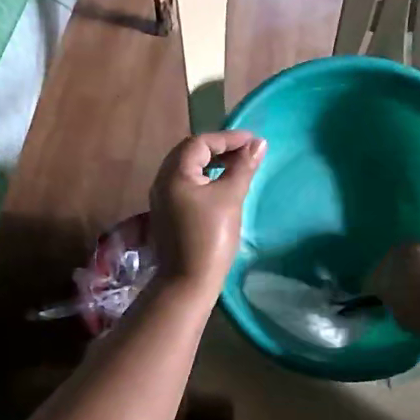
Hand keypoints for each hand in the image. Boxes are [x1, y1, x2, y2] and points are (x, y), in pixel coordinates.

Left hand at [149, 131, 265, 293]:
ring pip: (186, 169)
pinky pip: (184, 185)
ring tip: (236, 167)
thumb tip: (258, 144)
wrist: (188, 281)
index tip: (253, 142)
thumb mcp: (230, 197)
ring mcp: (161, 198)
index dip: (228, 138)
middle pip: (189, 152)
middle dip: (218, 148)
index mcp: (174, 173)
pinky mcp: (166, 213)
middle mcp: (161, 180)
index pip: (200, 143)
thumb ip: (243, 167)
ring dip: (211, 163)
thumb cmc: (211, 236)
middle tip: (245, 152)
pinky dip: (203, 178)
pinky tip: (219, 186)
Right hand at [369, 224, 419, 338]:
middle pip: (390, 260)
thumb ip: (395, 302)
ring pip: (411, 248)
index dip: (379, 290)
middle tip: (405, 288)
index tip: (386, 299)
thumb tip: (397, 298)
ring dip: (414, 259)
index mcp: (381, 276)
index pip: (372, 280)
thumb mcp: (401, 317)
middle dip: (395, 271)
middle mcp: (397, 257)